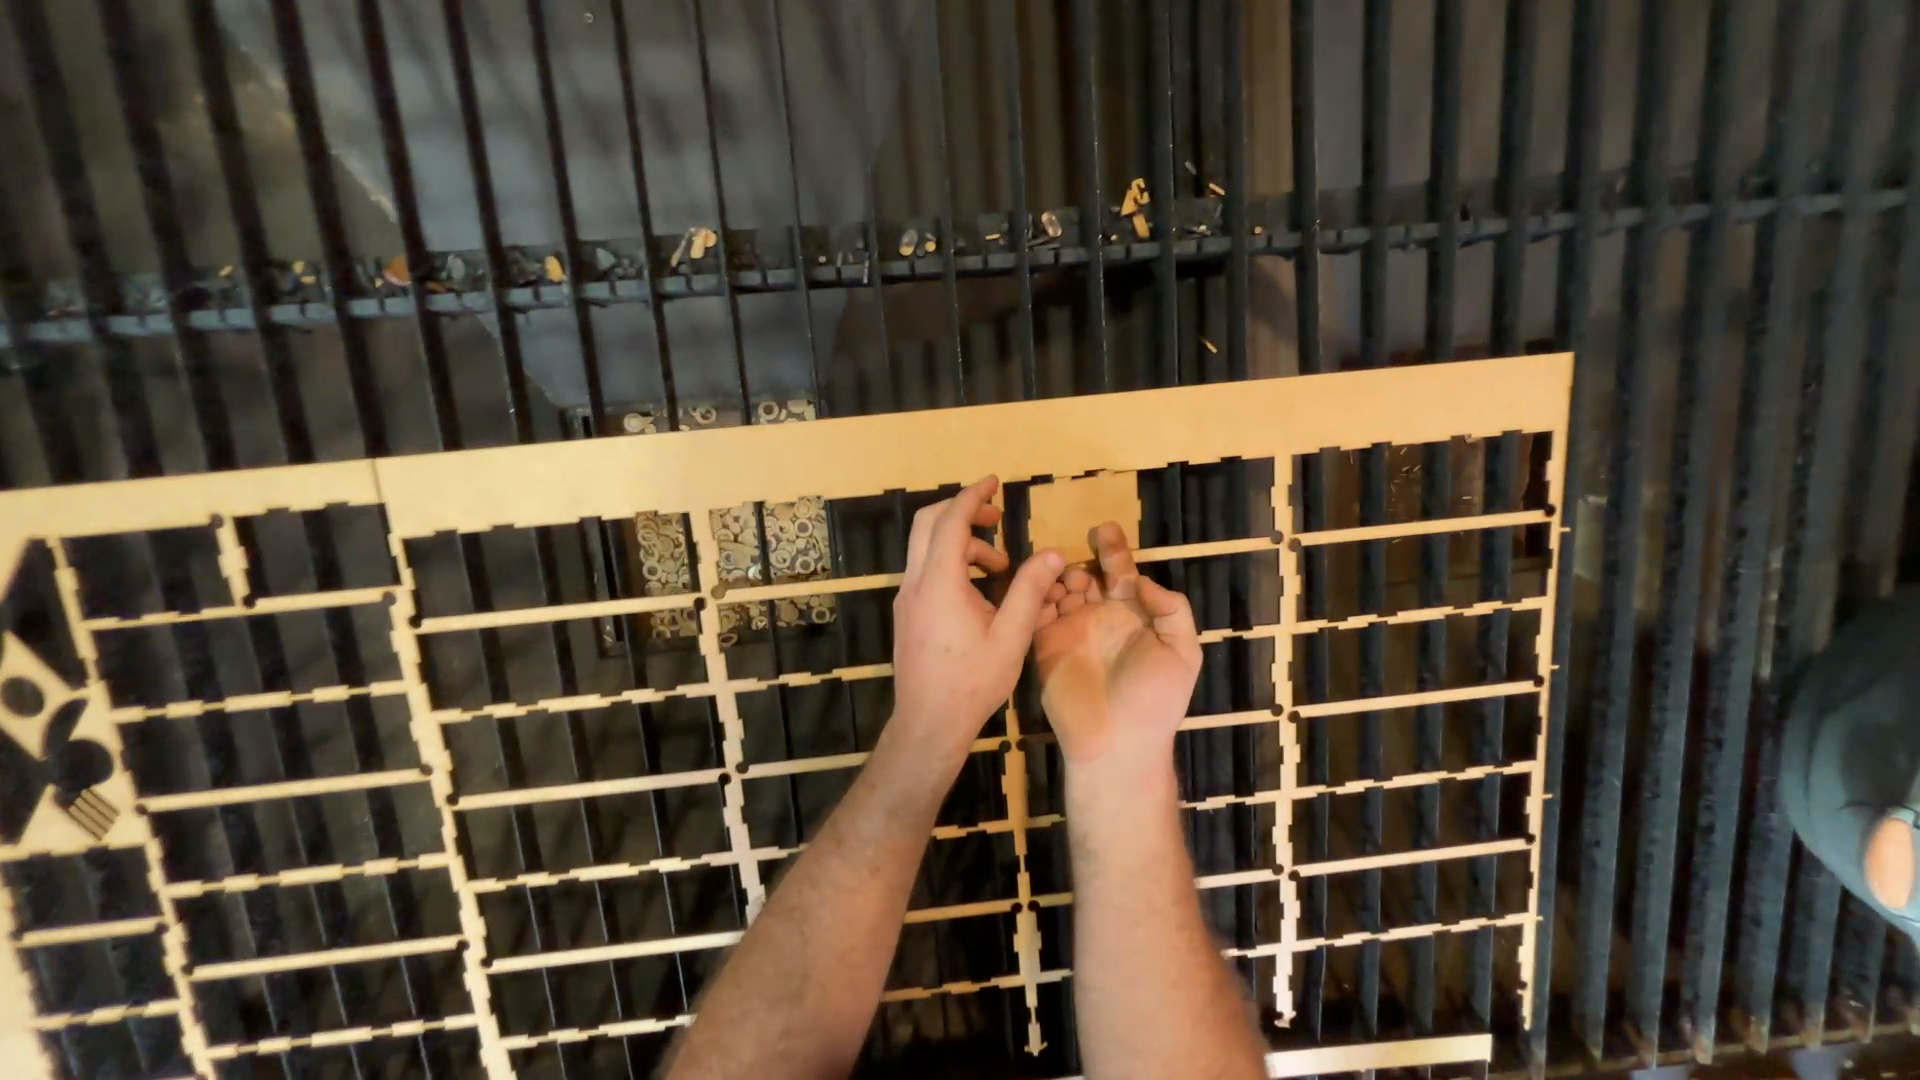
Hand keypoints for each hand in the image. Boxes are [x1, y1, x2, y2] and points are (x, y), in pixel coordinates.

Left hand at [891, 477, 1066, 752]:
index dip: (972, 496)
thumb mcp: (1011, 636)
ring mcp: (907, 599)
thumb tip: (1054, 554)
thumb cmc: (972, 683)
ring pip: (927, 549)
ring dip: (962, 544)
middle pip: (928, 524)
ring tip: (1000, 568)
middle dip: (962, 511)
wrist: (928, 722)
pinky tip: (980, 592)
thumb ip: (1030, 590)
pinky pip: (926, 572)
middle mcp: (915, 583)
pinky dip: (952, 565)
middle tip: (997, 519)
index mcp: (939, 583)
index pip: (950, 521)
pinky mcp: (907, 614)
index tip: (993, 483)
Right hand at [1034, 522, 1200, 767]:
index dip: (1115, 551)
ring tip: (1065, 576)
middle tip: (1078, 554)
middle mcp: (1100, 618)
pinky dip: (1036, 593)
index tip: (1104, 529)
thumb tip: (1144, 580)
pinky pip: (1036, 611)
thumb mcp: (1183, 653)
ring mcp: (1070, 630)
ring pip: (1060, 588)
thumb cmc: (1154, 700)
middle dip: (1082, 560)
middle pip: (1088, 576)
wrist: (1117, 743)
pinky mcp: (1044, 644)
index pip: (1122, 574)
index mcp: (1133, 617)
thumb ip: (1172, 612)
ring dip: (1060, 574)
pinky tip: (1041, 583)